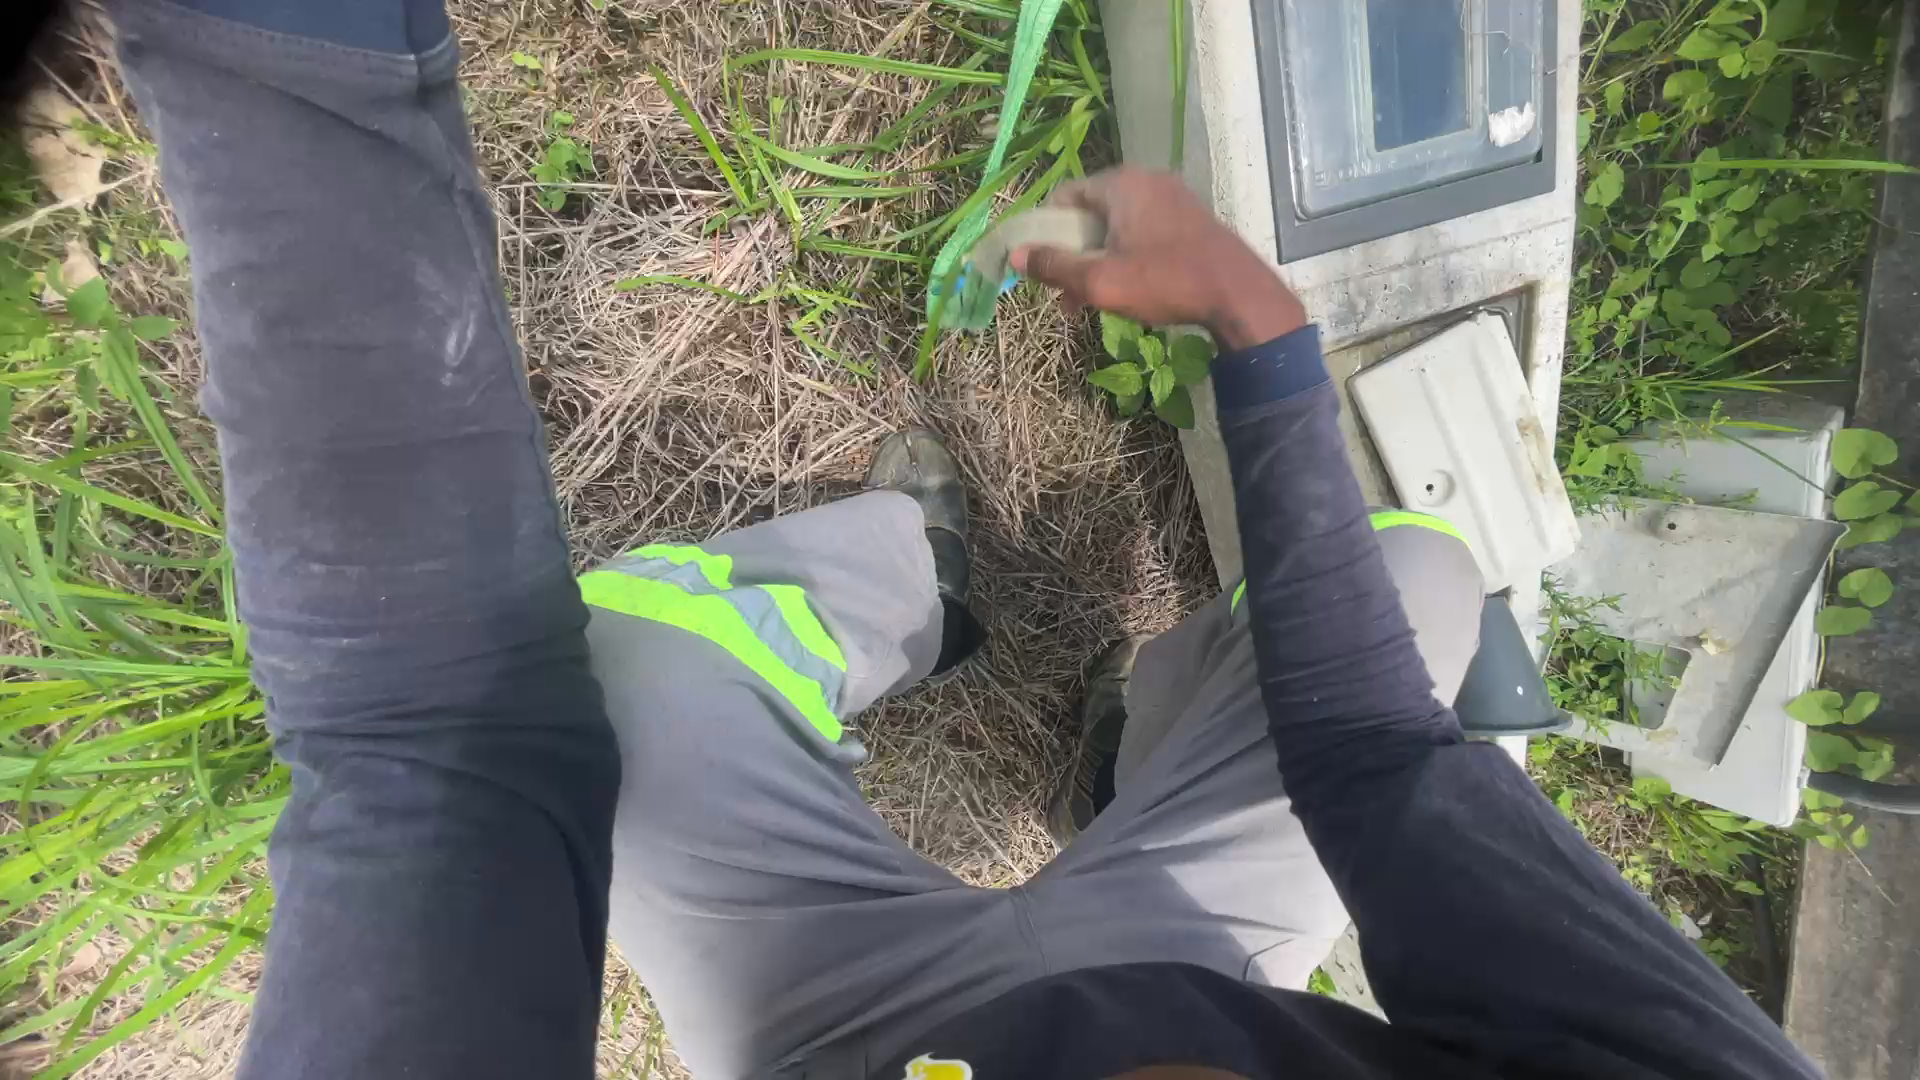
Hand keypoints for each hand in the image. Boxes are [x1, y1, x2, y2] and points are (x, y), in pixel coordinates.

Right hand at [1011, 167, 1306, 350]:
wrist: (1236, 293)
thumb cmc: (1163, 281)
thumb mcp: (1099, 281)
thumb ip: (1054, 267)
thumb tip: (1015, 256)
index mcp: (1121, 184)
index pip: (1065, 195)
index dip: (1045, 230)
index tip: (1041, 265)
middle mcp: (1146, 179)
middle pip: (1090, 212)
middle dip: (1073, 253)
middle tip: (1066, 293)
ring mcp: (1171, 196)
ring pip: (1116, 225)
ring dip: (1098, 260)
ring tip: (1093, 300)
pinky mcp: (1188, 217)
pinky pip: (1142, 230)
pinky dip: (1125, 255)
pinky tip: (1127, 289)